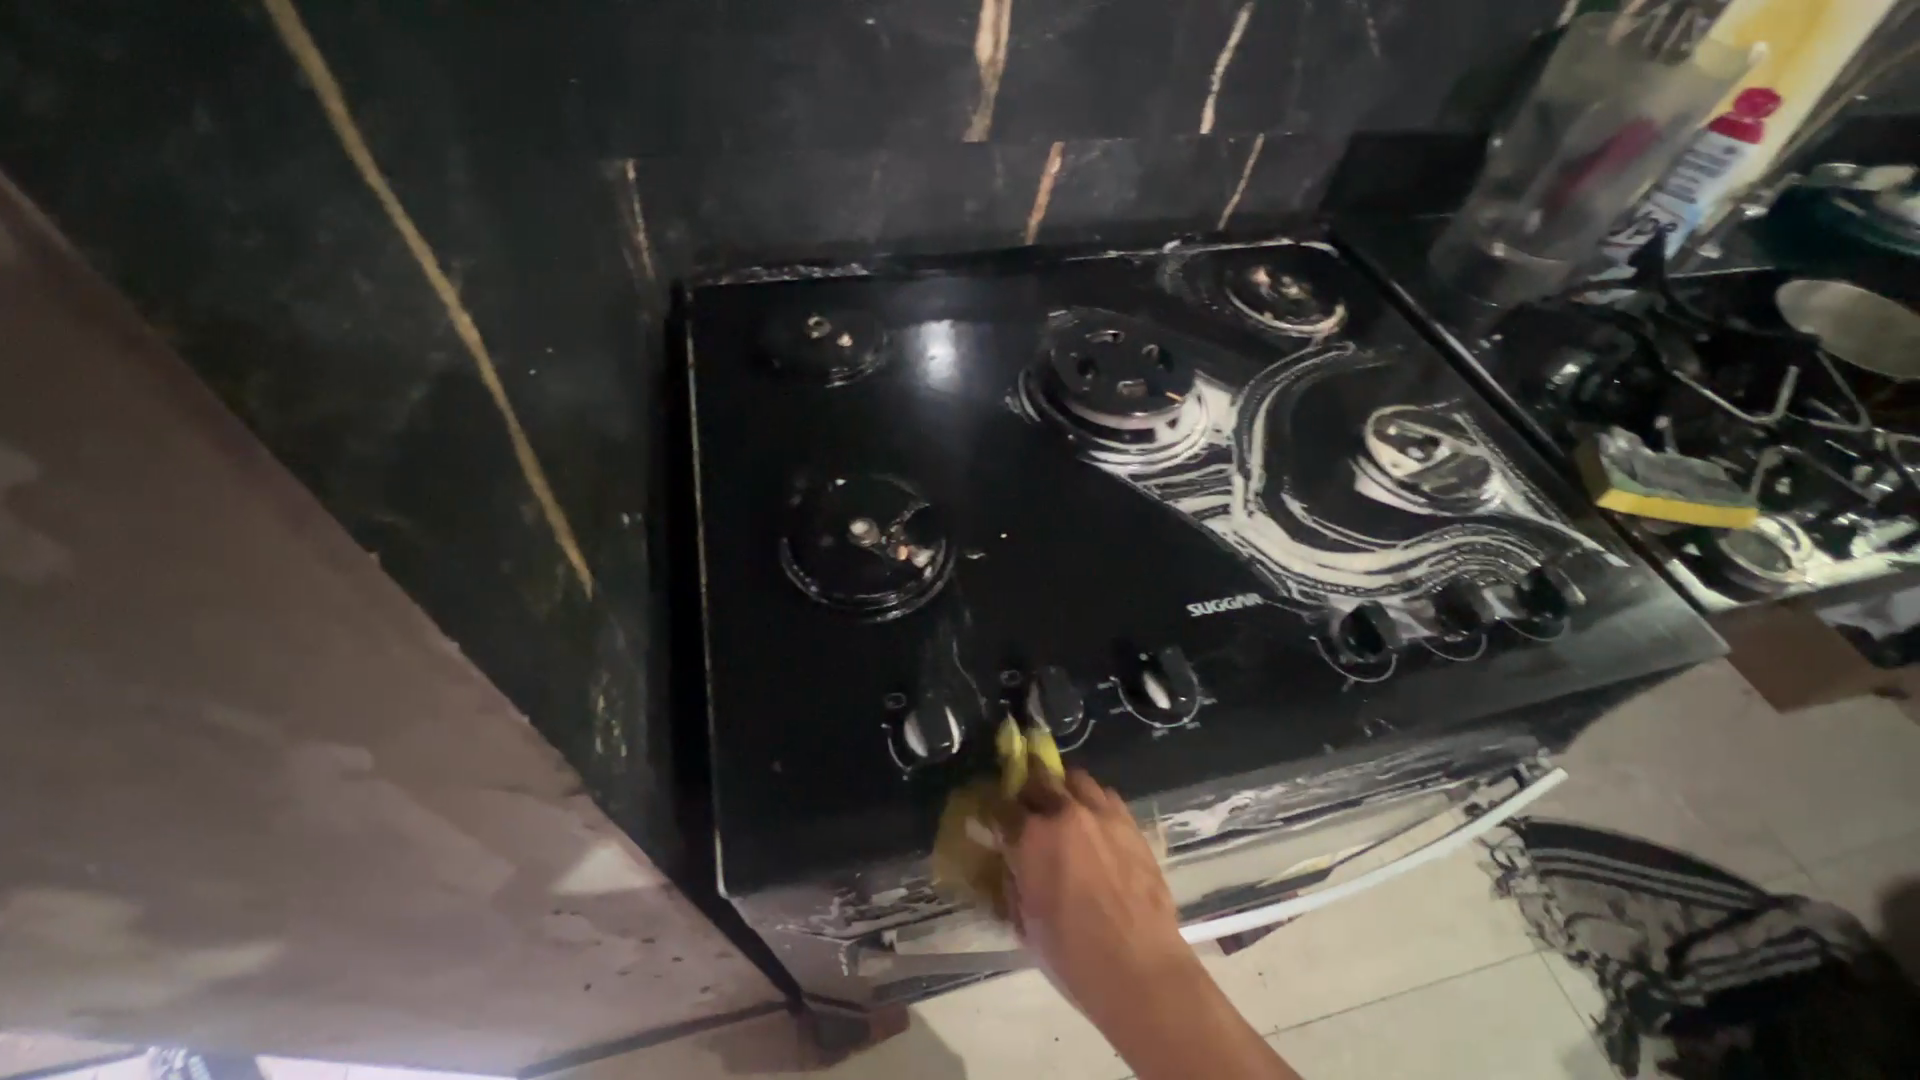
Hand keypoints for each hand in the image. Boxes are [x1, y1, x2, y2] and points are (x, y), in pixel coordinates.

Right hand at [1006, 770, 1197, 1023]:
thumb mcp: (1025, 922)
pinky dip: (1094, 802)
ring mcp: (1101, 815)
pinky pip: (1106, 796)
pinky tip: (1094, 823)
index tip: (994, 823)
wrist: (1138, 967)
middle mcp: (1064, 814)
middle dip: (1028, 789)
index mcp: (1030, 838)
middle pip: (1039, 779)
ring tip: (1062, 807)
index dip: (994, 814)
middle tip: (1026, 807)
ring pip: (1076, 779)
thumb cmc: (1071, 954)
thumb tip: (1012, 864)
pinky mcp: (1131, 824)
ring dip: (1063, 789)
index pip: (1001, 808)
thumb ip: (1014, 882)